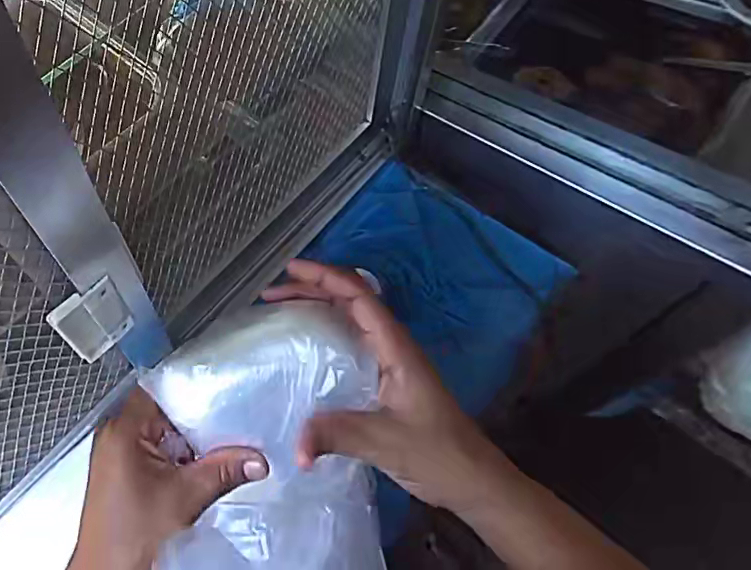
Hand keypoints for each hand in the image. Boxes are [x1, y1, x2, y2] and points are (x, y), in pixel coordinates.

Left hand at [68, 388, 268, 569]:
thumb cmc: (129, 542)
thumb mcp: (184, 499)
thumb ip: (223, 471)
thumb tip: (254, 458)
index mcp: (123, 429)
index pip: (162, 386)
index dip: (192, 386)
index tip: (218, 388)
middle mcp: (115, 435)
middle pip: (164, 409)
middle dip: (194, 418)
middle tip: (223, 422)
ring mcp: (116, 453)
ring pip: (161, 430)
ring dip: (186, 441)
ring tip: (211, 448)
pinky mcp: (121, 472)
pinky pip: (153, 448)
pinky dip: (175, 455)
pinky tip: (193, 468)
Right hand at [261, 259, 513, 514]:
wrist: (476, 481)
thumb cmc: (439, 453)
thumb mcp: (387, 443)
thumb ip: (339, 436)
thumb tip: (295, 446)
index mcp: (394, 344)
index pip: (357, 293)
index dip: (324, 276)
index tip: (291, 270)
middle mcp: (392, 342)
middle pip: (350, 297)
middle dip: (313, 286)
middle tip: (274, 291)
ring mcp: (391, 357)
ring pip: (351, 315)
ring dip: (319, 303)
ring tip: (285, 306)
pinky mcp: (388, 375)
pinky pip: (353, 336)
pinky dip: (328, 325)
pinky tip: (310, 340)